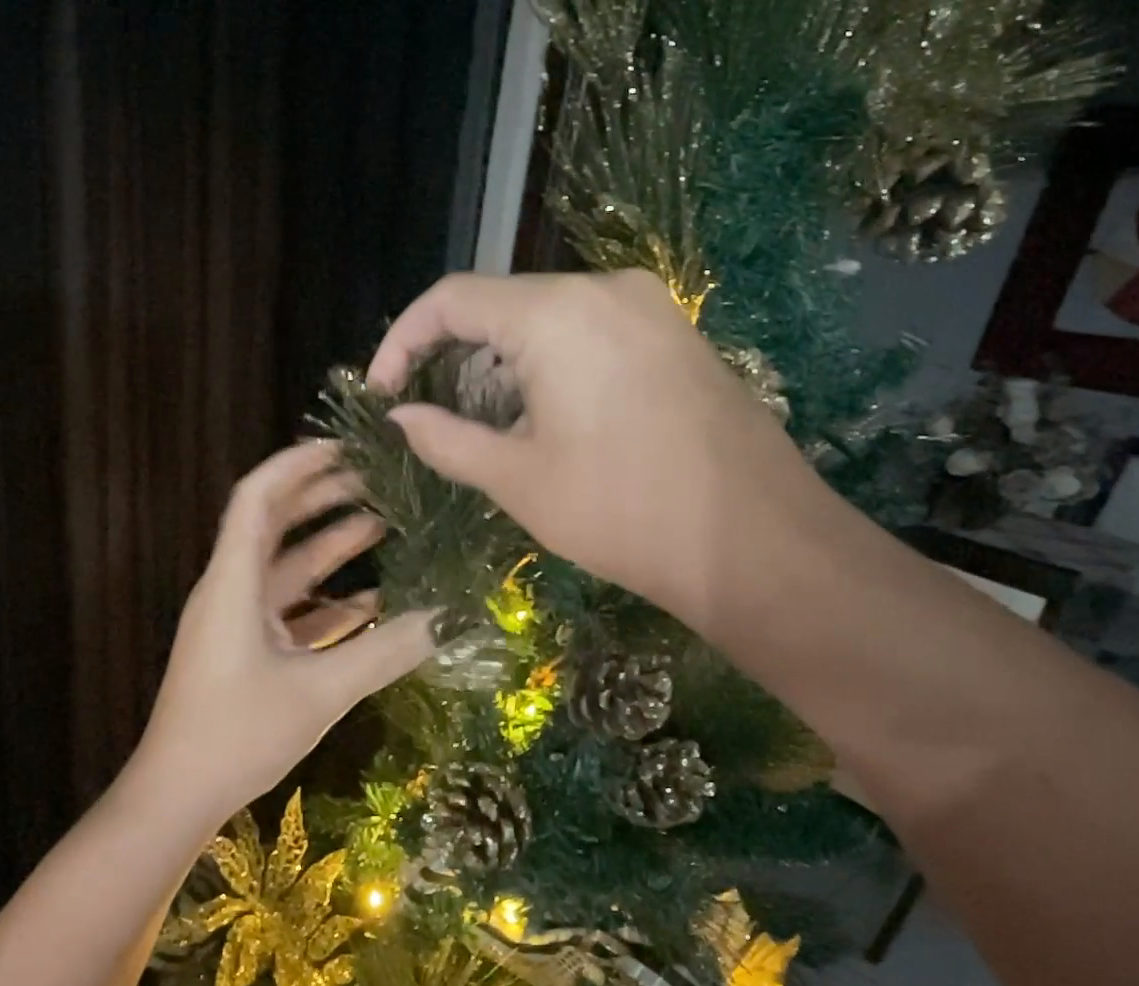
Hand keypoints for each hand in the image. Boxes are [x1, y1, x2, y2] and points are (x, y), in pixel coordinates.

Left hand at [132, 441, 435, 818]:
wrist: (176, 795)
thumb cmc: (237, 733)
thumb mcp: (320, 691)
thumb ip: (386, 651)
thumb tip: (454, 618)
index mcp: (233, 583)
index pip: (257, 498)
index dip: (297, 464)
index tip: (346, 446)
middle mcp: (230, 592)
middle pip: (272, 525)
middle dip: (321, 498)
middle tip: (376, 480)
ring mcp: (235, 624)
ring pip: (284, 570)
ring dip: (327, 549)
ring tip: (383, 527)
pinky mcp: (244, 654)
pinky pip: (288, 612)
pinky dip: (325, 602)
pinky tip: (372, 605)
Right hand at [366, 271, 827, 626]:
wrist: (756, 542)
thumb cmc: (621, 511)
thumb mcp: (516, 479)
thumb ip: (444, 439)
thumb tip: (399, 417)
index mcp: (556, 314)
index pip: (451, 299)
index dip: (402, 341)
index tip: (382, 393)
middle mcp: (604, 290)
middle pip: (500, 303)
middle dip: (453, 354)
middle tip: (430, 412)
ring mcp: (650, 308)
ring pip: (546, 317)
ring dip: (501, 362)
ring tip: (484, 424)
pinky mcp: (676, 335)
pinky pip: (591, 330)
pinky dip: (549, 362)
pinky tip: (547, 416)